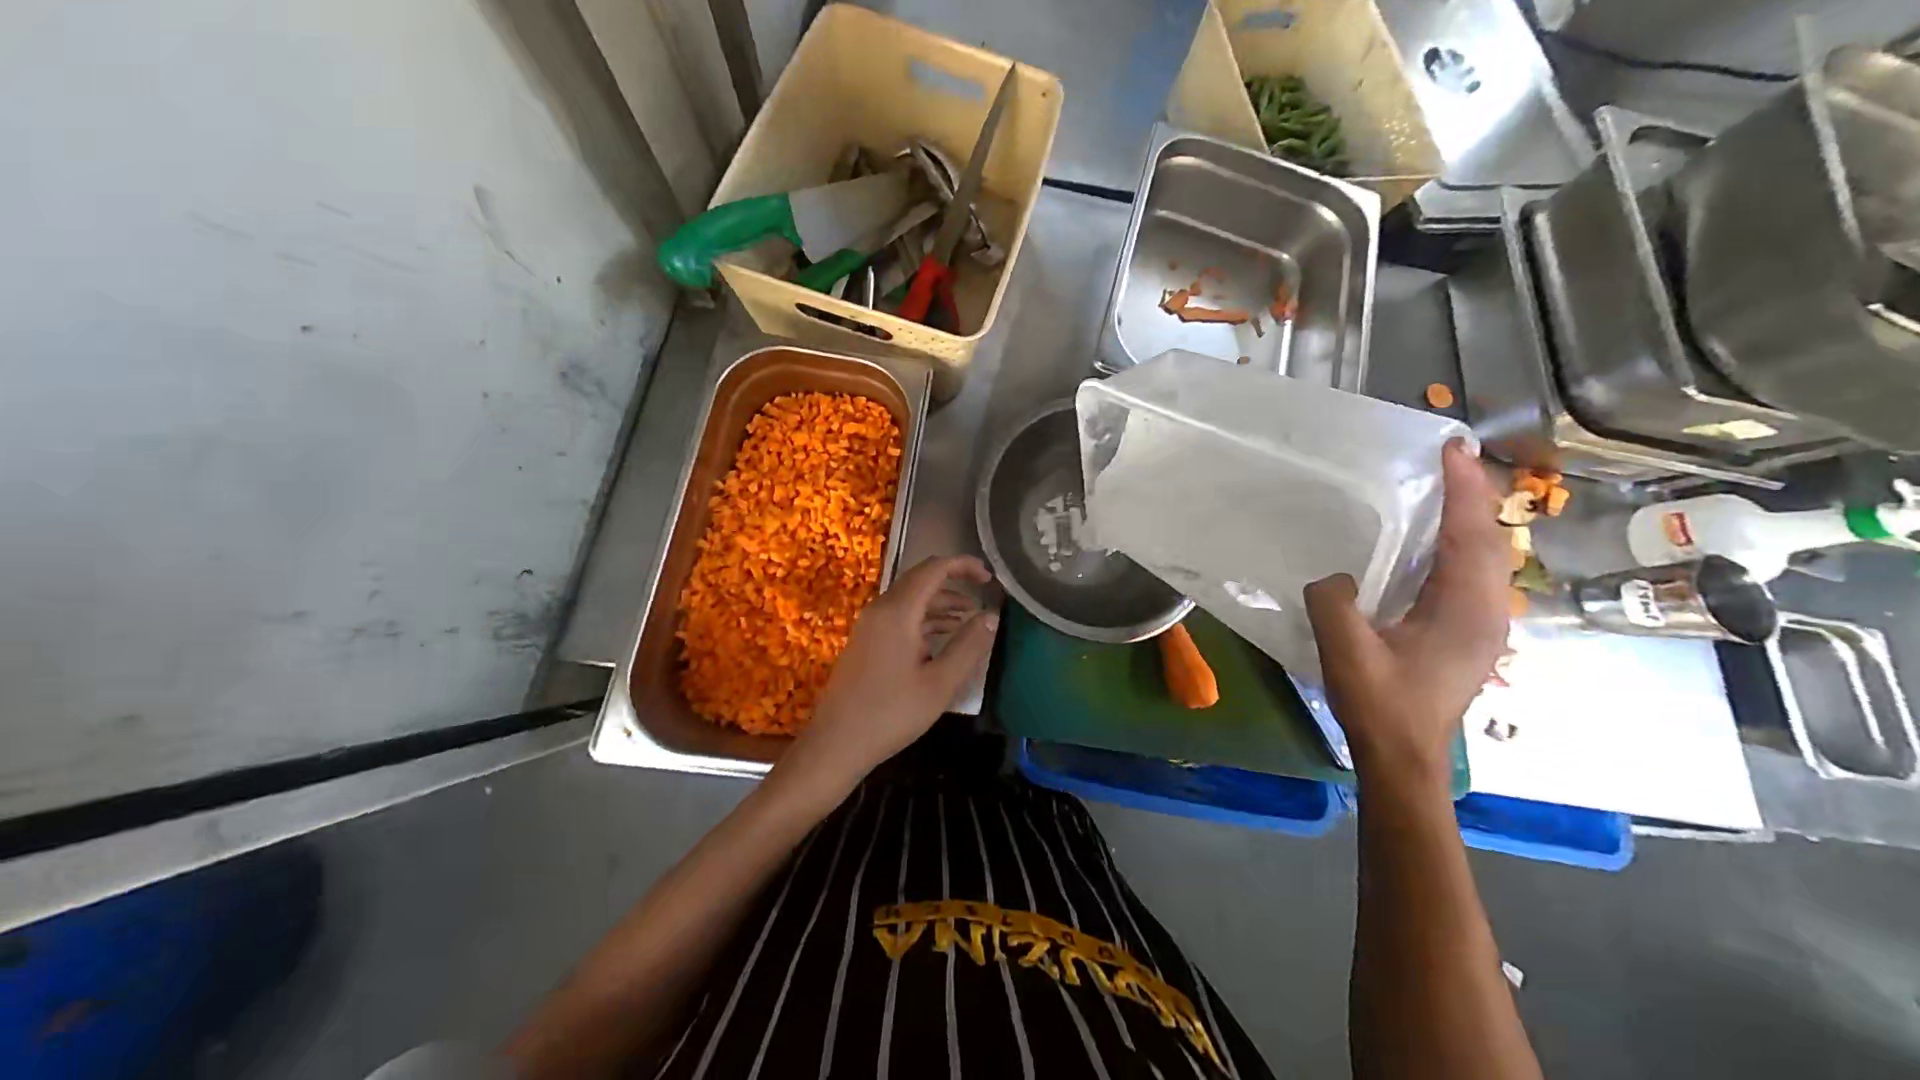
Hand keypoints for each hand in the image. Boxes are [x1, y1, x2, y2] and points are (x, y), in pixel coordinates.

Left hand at [774, 555, 998, 798]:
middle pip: (920, 579)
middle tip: (984, 594)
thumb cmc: (892, 714)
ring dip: (940, 603)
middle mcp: (881, 609)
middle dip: (954, 582)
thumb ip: (969, 645)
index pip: (934, 569)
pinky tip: (943, 637)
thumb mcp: (940, 683)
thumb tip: (992, 616)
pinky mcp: (866, 641)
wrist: (837, 742)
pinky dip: (924, 618)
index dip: (964, 566)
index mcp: (898, 612)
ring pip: (910, 599)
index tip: (990, 578)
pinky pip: (899, 616)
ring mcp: (870, 625)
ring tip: (970, 618)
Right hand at [1304, 439, 1509, 791]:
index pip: (1471, 534)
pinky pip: (1474, 576)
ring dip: (1470, 520)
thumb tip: (1335, 576)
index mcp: (1466, 608)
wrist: (1405, 757)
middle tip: (1450, 460)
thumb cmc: (1381, 705)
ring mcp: (1484, 625)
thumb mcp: (1347, 651)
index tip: (1453, 446)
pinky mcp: (1469, 636)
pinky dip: (1461, 546)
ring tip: (1446, 491)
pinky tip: (1435, 545)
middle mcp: (1488, 610)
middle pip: (1491, 540)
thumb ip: (1334, 602)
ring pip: (1487, 558)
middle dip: (1474, 496)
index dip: (1464, 488)